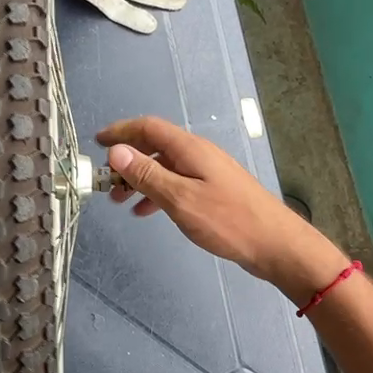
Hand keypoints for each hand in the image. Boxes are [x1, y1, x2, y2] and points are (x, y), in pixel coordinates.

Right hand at [95, 116, 348, 300]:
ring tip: (120, 201)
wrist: (275, 244)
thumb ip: (147, 175)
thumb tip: (117, 151)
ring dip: (140, 179)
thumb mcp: (180, 199)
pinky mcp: (213, 190)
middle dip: (127, 159)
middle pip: (155, 146)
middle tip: (104, 181)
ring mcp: (207, 171)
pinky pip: (176, 183)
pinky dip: (157, 193)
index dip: (121, 132)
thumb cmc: (227, 220)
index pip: (148, 128)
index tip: (97, 143)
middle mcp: (198, 154)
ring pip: (165, 167)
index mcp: (190, 149)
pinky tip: (146, 211)